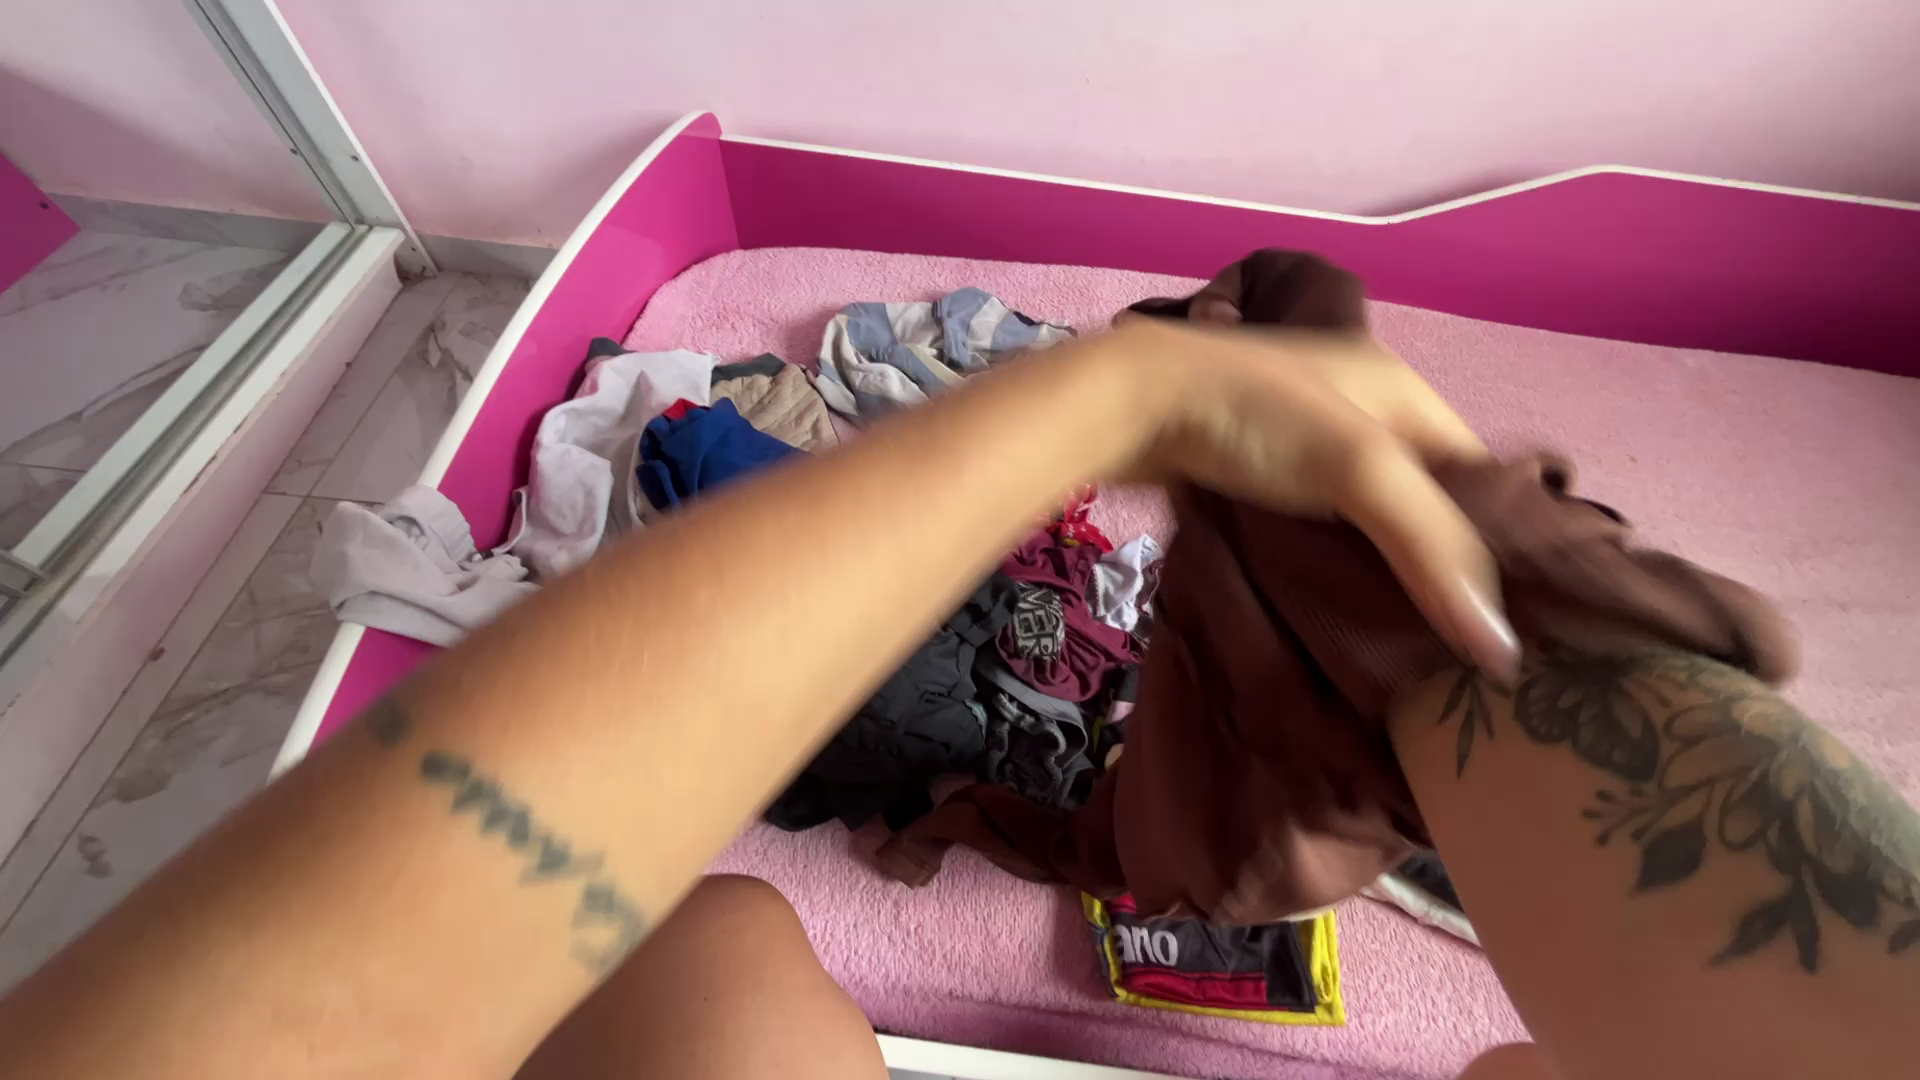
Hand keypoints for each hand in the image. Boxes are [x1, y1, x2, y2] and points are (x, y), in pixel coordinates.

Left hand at [1103, 318, 1519, 681]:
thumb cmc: (1252, 418)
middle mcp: (1357, 409)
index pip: (1479, 473)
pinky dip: (1321, 556)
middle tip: (1452, 639)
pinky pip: (1307, 520)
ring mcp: (1298, 440)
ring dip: (1372, 563)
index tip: (1511, 615)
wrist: (1131, 404)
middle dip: (1431, 558)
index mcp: (1401, 389)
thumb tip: (1501, 647)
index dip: (1500, 539)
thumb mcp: (1356, 466)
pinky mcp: (1252, 472)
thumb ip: (1429, 544)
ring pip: (1358, 512)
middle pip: (1418, 495)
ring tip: (1398, 637)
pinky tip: (1328, 603)